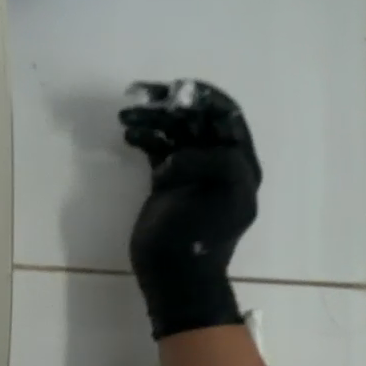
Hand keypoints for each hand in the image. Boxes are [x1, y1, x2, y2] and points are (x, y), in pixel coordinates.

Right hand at [118, 80, 260, 339]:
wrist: (177, 276)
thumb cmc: (203, 237)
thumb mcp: (227, 194)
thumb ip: (218, 161)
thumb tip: (175, 156)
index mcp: (239, 163)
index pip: (226, 115)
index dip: (202, 97)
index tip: (174, 90)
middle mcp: (218, 162)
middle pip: (195, 118)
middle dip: (169, 104)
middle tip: (140, 98)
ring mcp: (191, 171)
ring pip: (173, 130)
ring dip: (151, 118)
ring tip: (126, 116)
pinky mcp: (166, 181)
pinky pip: (157, 148)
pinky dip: (143, 137)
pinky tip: (128, 136)